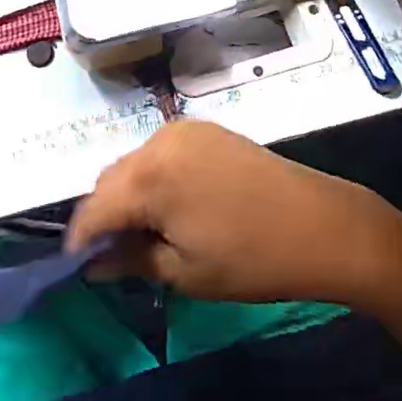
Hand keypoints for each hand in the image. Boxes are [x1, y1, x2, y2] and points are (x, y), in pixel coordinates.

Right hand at [67, 120, 401, 304]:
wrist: (321, 225)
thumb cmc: (251, 259)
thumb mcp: (184, 272)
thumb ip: (130, 260)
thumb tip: (93, 264)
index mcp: (149, 177)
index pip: (93, 207)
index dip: (81, 240)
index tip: (80, 266)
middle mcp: (159, 142)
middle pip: (110, 179)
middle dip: (106, 214)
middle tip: (120, 253)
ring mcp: (184, 130)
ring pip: (134, 163)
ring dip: (130, 194)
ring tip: (151, 230)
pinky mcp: (206, 129)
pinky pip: (161, 152)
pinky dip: (155, 176)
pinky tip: (176, 204)